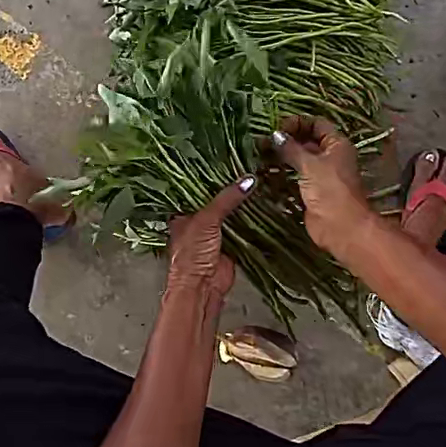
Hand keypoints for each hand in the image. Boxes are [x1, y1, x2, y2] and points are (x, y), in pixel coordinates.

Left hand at [164, 175, 254, 313]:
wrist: (202, 287)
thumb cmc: (192, 254)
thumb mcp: (207, 219)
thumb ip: (227, 199)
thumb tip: (248, 180)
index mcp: (183, 213)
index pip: (197, 188)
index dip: (211, 175)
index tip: (228, 159)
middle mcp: (198, 221)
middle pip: (216, 200)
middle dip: (230, 189)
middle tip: (248, 167)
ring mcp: (214, 233)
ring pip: (230, 213)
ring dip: (242, 203)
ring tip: (258, 181)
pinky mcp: (230, 244)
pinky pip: (242, 227)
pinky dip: (251, 218)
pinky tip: (262, 204)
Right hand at [271, 117, 375, 256]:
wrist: (340, 227)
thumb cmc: (330, 190)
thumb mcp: (310, 164)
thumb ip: (292, 148)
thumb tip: (275, 135)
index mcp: (337, 144)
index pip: (316, 124)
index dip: (298, 123)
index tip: (277, 128)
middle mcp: (331, 157)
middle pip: (308, 141)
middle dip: (287, 139)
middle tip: (263, 141)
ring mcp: (322, 175)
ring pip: (301, 159)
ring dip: (283, 156)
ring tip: (261, 154)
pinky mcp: (313, 191)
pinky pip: (296, 176)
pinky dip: (284, 172)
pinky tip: (267, 171)